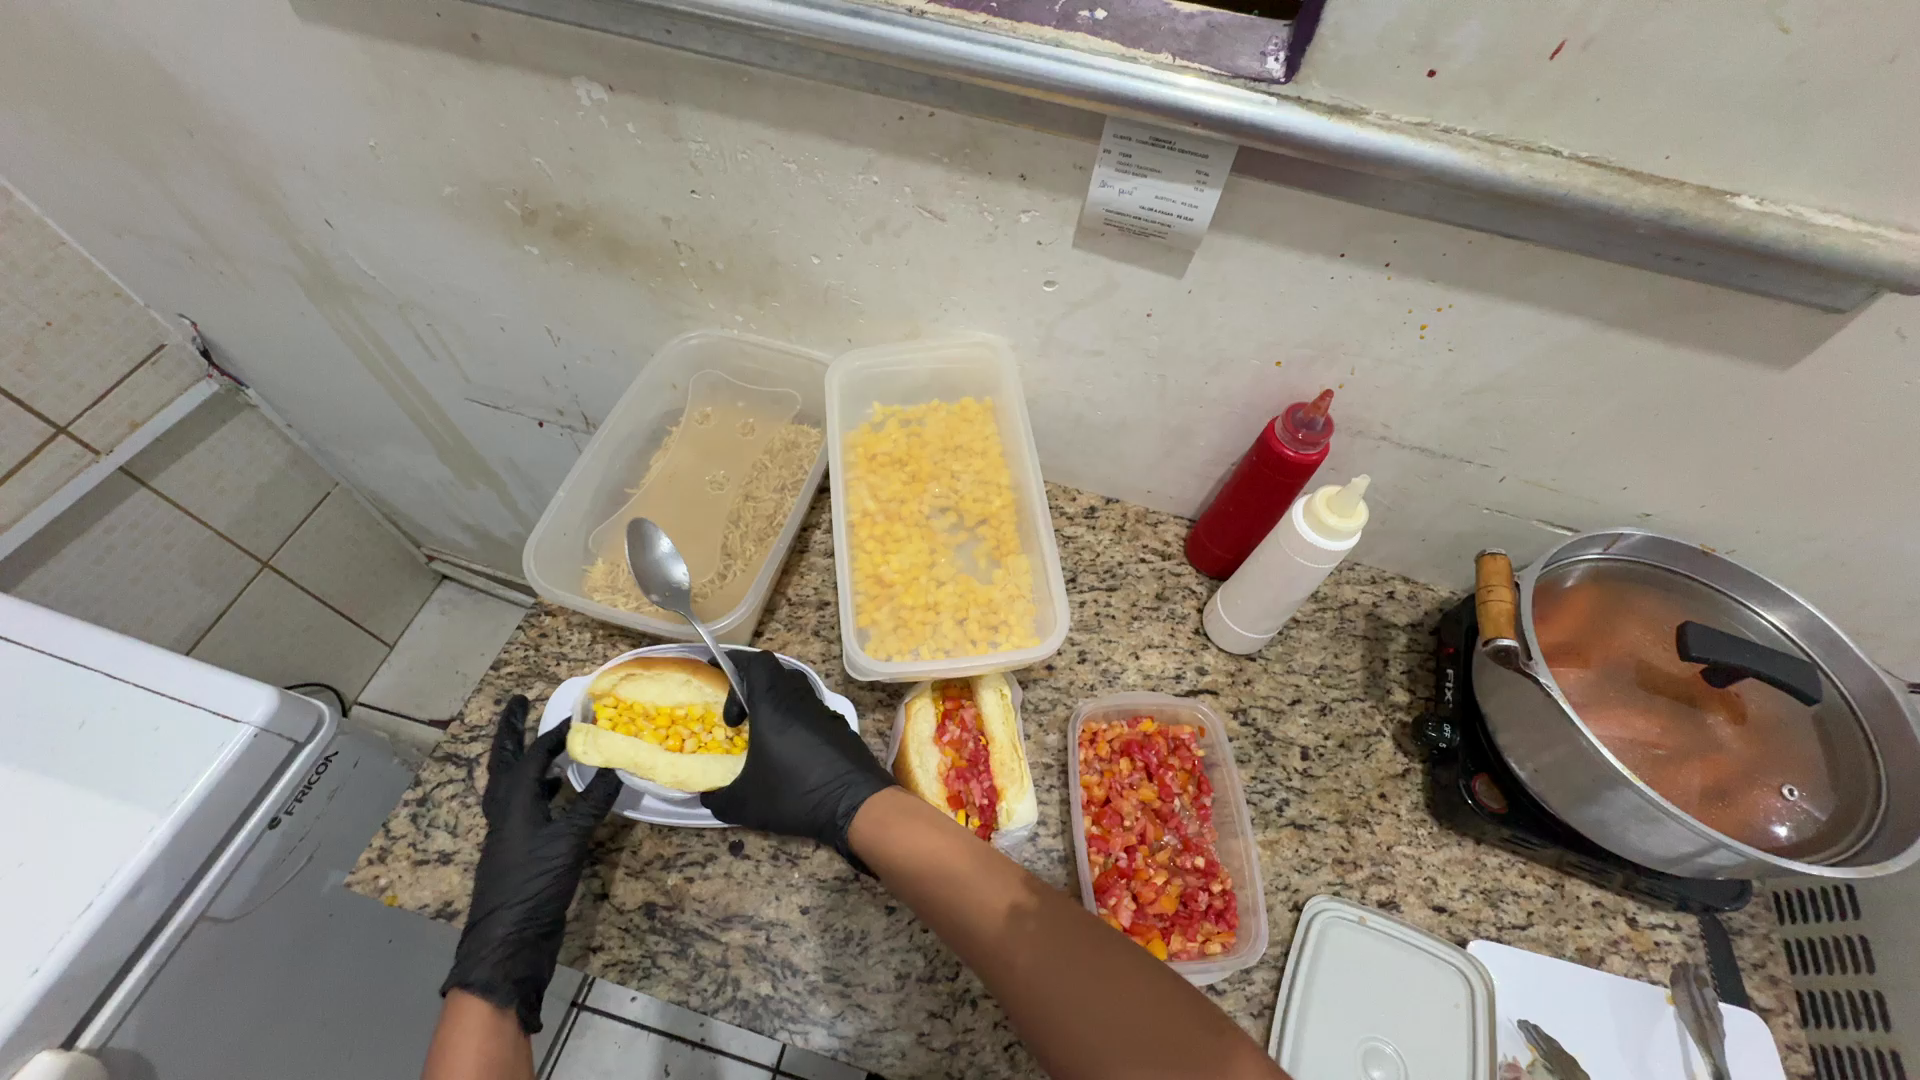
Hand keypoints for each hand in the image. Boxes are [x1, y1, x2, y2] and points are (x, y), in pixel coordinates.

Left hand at [441, 697, 621, 1032]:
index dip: (554, 734)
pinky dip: (539, 792)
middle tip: (519, 702)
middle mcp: (505, 812)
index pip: (532, 757)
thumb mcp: (570, 841)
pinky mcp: (518, 851)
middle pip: (504, 762)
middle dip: (511, 731)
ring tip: (545, 747)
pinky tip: (557, 796)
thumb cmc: (534, 886)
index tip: (578, 715)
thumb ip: (592, 803)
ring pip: (511, 785)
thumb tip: (617, 769)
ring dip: (525, 760)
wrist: (508, 943)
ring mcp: (509, 833)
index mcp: (512, 803)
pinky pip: (525, 808)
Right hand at [701, 649, 895, 869]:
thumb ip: (718, 799)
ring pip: (795, 690)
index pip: (756, 662)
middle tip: (737, 717)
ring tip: (760, 734)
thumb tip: (706, 799)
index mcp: (774, 705)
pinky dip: (793, 718)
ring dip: (773, 703)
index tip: (715, 673)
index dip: (734, 661)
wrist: (857, 804)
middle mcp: (800, 700)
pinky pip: (810, 710)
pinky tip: (788, 750)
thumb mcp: (745, 804)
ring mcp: (824, 712)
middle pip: (775, 672)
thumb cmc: (796, 794)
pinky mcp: (838, 727)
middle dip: (750, 685)